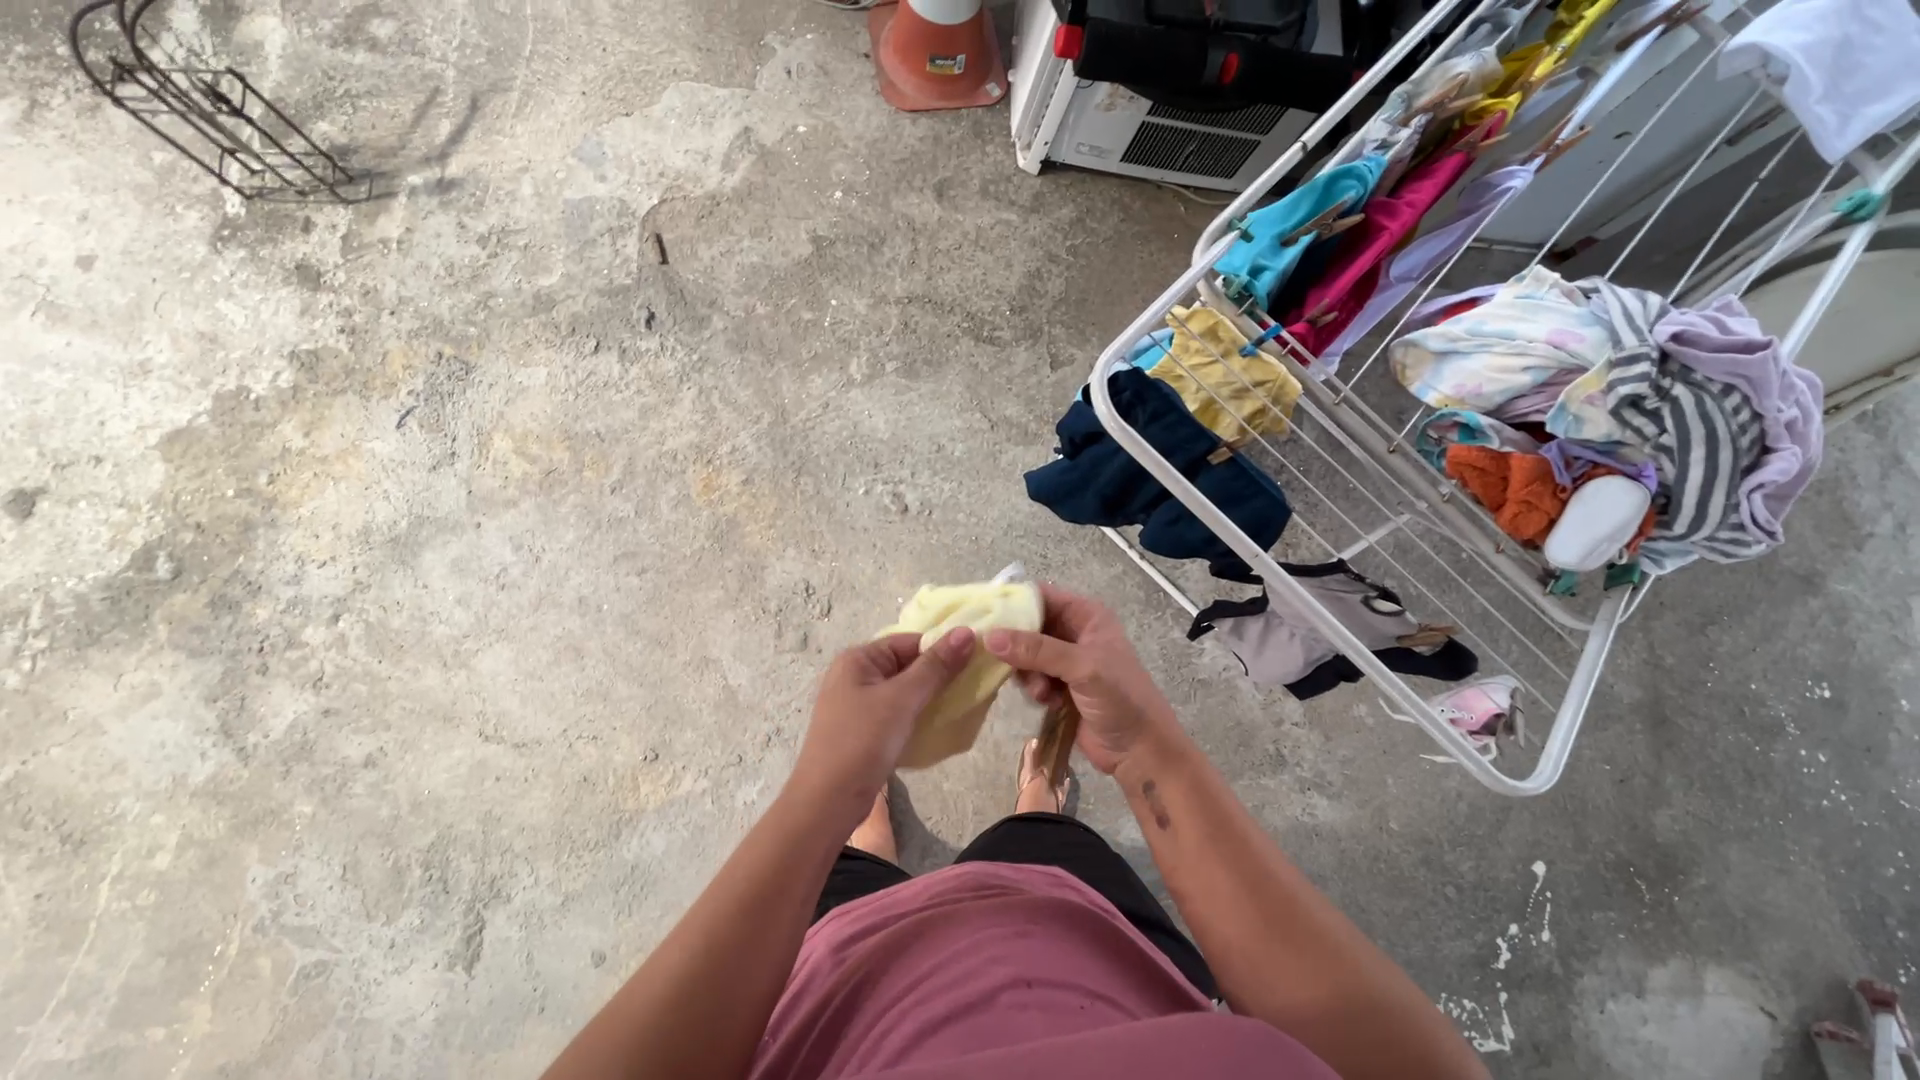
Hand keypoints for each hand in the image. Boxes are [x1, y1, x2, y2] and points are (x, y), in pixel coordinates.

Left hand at [788, 628, 974, 823]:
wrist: (828, 801)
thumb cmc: (863, 741)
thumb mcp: (902, 699)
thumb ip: (935, 666)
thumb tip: (966, 632)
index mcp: (858, 659)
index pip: (909, 641)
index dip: (942, 649)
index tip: (976, 662)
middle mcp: (855, 676)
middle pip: (907, 665)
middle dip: (939, 675)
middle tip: (974, 686)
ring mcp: (857, 705)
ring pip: (904, 692)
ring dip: (930, 698)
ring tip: (963, 706)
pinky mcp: (863, 731)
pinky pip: (897, 714)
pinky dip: (917, 717)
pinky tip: (938, 727)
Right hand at [984, 584, 1180, 774]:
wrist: (1140, 750)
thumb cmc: (1121, 699)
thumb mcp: (1082, 668)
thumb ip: (1037, 650)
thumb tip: (990, 637)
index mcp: (1087, 615)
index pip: (1042, 595)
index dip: (1014, 602)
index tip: (985, 617)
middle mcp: (1075, 632)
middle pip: (1029, 626)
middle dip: (1016, 645)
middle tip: (1005, 662)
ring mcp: (1067, 661)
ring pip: (1026, 655)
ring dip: (1027, 673)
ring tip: (1040, 691)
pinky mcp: (1059, 687)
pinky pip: (1031, 678)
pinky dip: (1034, 689)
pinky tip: (1047, 702)